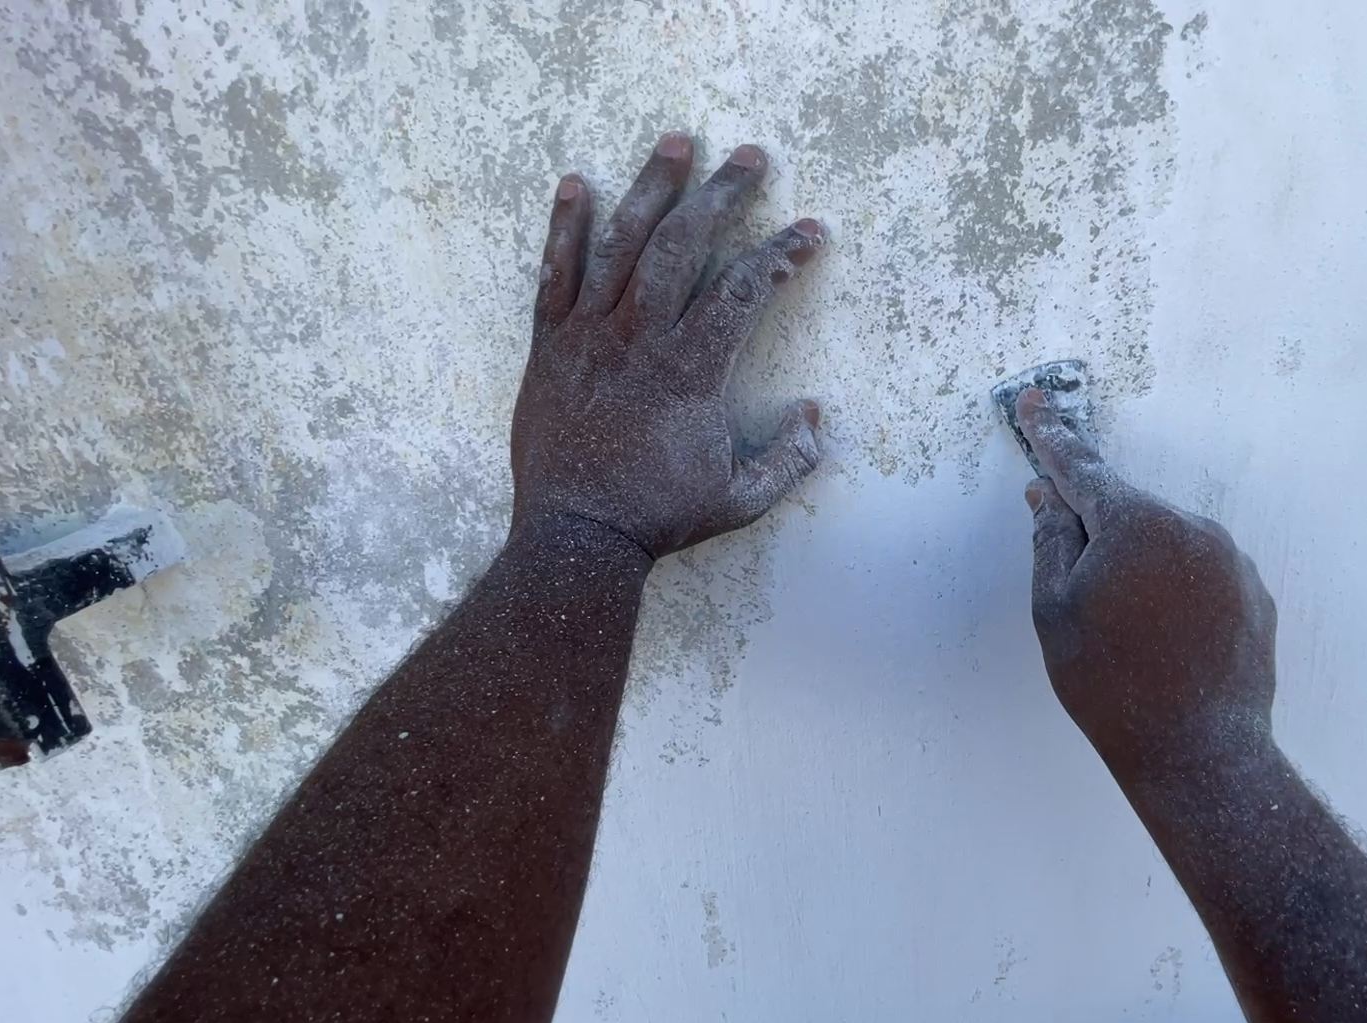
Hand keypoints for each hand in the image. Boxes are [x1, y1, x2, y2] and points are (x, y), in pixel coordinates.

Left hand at [511, 131, 825, 558]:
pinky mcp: (550, 346)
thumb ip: (790, 458)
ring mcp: (590, 336)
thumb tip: (817, 413)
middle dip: (723, 194)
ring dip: (652, 188)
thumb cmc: (660, 516)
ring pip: (622, 244)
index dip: (783, 254)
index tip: (811, 231)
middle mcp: (641, 338)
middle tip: (749, 155)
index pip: (746, 291)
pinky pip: (553, 274)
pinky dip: (564, 228)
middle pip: (684, 245)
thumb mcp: (742, 499)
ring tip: (676, 142)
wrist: (577, 536)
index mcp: (692, 372)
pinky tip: (575, 186)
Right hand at [1017, 388, 1277, 781]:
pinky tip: (1161, 637)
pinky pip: (1197, 570)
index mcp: (1135, 523)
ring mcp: (1231, 558)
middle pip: (1125, 510)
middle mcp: (1191, 526)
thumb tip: (1047, 496)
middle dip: (1094, 531)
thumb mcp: (1054, 609)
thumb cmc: (1108, 681)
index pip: (1081, 467)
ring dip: (1134, 565)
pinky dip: (1170, 587)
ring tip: (1125, 631)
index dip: (1051, 435)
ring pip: (1163, 541)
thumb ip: (1051, 540)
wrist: (1197, 752)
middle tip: (1076, 589)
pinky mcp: (1254, 592)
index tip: (1035, 402)